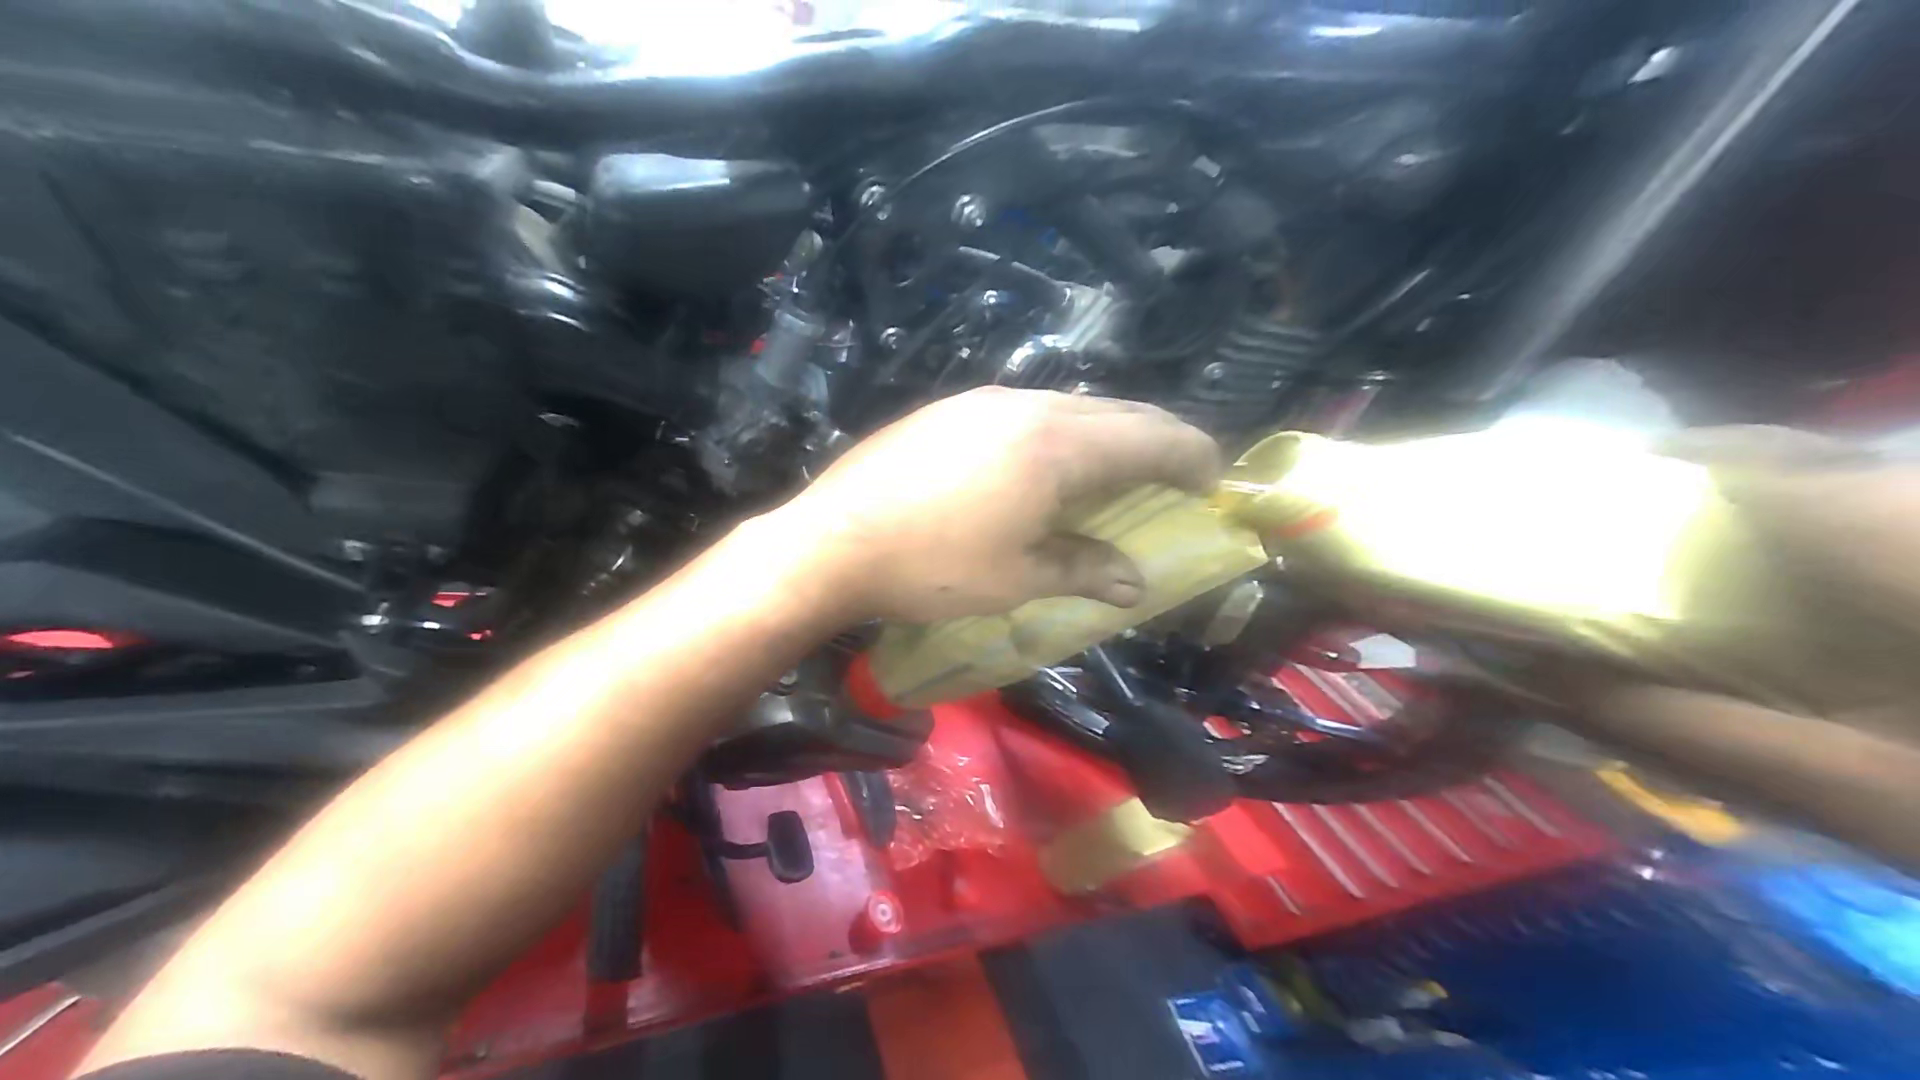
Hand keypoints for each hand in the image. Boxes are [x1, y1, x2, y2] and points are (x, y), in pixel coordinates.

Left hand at [773, 387, 1221, 622]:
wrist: (831, 542)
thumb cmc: (933, 567)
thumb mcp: (1018, 578)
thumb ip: (1085, 569)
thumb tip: (1135, 583)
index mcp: (1057, 445)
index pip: (1152, 436)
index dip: (1193, 456)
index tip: (1213, 480)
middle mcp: (1027, 406)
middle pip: (1116, 411)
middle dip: (1156, 440)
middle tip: (1174, 475)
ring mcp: (983, 401)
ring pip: (1069, 407)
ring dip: (1104, 435)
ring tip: (1111, 473)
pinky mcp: (948, 410)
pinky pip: (1026, 412)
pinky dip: (1058, 434)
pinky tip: (1040, 467)